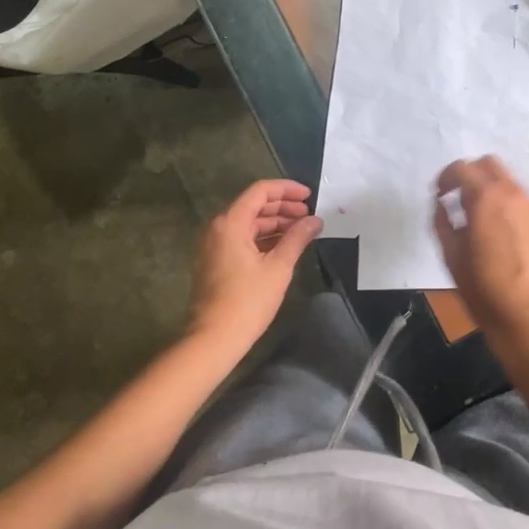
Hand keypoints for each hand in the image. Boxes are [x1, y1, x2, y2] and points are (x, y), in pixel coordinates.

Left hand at [188, 179, 321, 349]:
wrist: (213, 339)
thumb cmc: (248, 301)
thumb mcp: (278, 267)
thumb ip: (297, 238)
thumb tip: (315, 220)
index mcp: (231, 222)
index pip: (260, 191)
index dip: (286, 189)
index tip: (309, 196)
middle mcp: (218, 227)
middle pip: (253, 205)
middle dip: (282, 206)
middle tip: (308, 214)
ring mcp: (214, 245)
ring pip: (248, 222)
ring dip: (274, 223)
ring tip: (300, 230)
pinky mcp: (215, 261)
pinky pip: (241, 238)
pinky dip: (262, 237)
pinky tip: (283, 246)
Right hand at [434, 156, 528, 340]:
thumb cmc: (484, 290)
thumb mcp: (452, 257)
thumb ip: (443, 223)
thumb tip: (441, 205)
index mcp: (485, 198)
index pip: (461, 168)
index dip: (445, 177)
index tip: (439, 195)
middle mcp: (511, 194)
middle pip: (488, 163)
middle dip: (469, 174)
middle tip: (457, 197)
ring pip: (508, 180)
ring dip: (490, 188)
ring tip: (478, 217)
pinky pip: (521, 201)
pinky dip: (506, 204)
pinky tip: (499, 231)